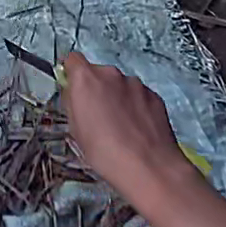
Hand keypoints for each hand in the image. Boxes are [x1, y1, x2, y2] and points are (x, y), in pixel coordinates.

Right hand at [62, 52, 196, 200]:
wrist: (149, 167)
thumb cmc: (105, 151)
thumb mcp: (75, 129)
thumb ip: (73, 102)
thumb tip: (74, 93)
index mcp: (86, 79)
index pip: (73, 59)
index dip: (71, 72)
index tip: (73, 87)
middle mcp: (111, 74)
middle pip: (98, 73)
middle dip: (96, 89)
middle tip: (98, 114)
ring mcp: (135, 84)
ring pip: (120, 85)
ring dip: (117, 97)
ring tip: (121, 126)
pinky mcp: (154, 95)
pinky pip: (138, 95)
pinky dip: (136, 106)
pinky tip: (137, 129)